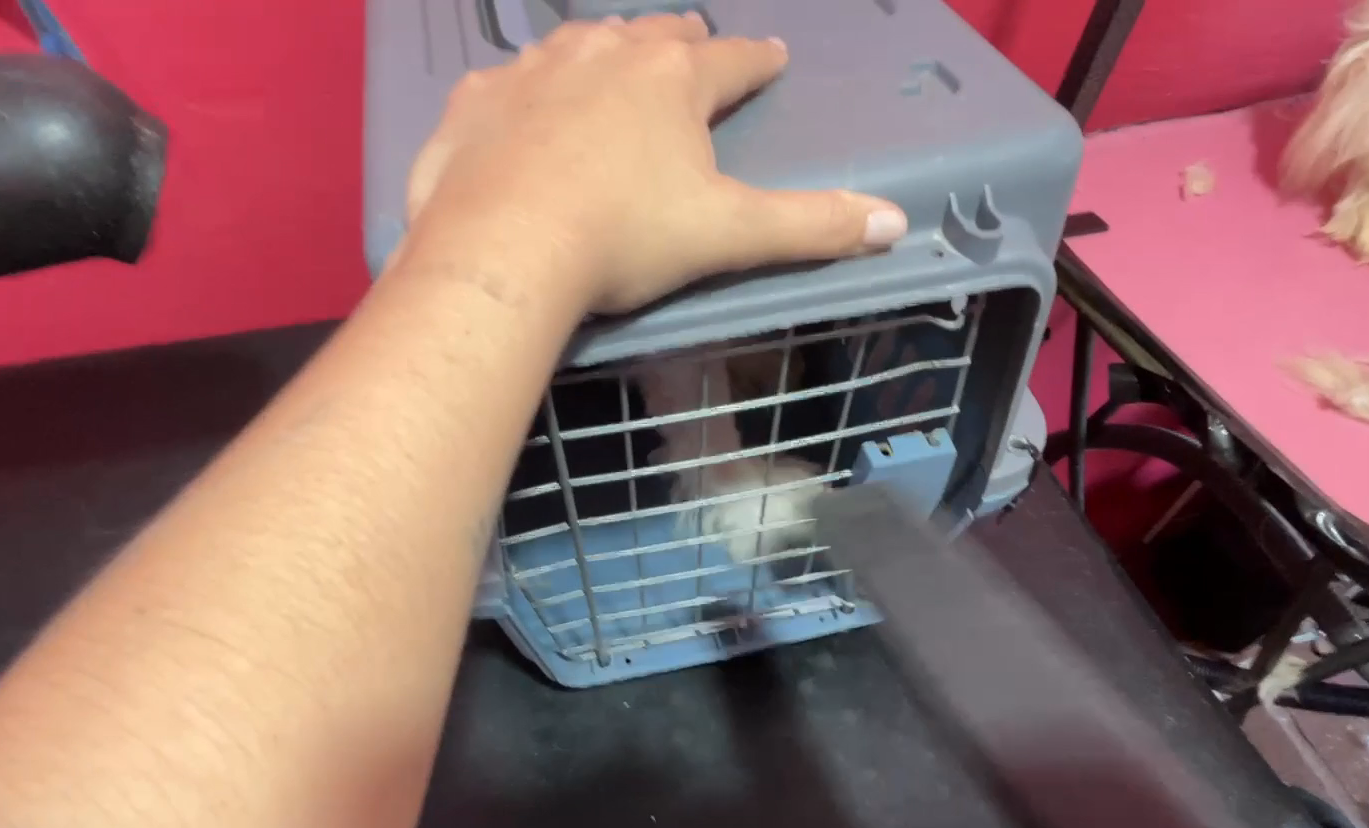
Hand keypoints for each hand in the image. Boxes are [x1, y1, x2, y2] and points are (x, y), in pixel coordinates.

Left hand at [401, 14, 906, 313]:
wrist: (505, 249)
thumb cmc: (625, 238)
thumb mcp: (726, 236)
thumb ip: (808, 227)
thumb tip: (894, 223)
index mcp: (672, 81)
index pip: (731, 61)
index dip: (756, 62)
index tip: (773, 58)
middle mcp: (603, 55)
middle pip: (653, 37)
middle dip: (678, 44)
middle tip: (690, 49)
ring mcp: (531, 71)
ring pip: (579, 45)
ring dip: (603, 54)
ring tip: (611, 67)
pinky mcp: (474, 103)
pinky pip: (506, 84)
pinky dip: (526, 93)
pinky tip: (524, 108)